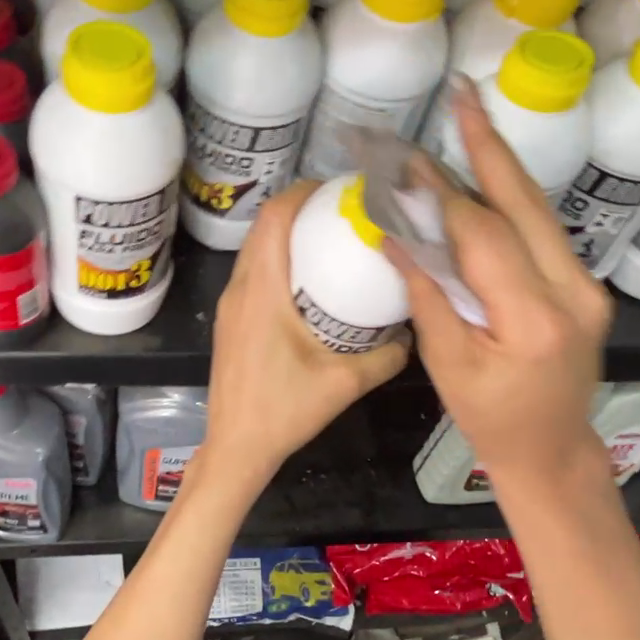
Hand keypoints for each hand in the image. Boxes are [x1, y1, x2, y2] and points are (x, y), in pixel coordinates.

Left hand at [200, 181, 409, 488]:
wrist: (237, 448)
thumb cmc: (284, 413)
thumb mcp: (344, 384)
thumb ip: (385, 357)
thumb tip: (411, 336)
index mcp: (262, 291)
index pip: (276, 217)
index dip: (305, 191)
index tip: (340, 190)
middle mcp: (239, 291)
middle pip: (264, 229)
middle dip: (301, 211)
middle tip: (343, 214)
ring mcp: (229, 309)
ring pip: (255, 253)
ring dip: (287, 239)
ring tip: (328, 244)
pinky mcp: (229, 326)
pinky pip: (252, 277)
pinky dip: (277, 265)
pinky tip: (308, 285)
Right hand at [386, 76, 610, 489]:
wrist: (551, 451)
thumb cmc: (491, 423)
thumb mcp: (449, 369)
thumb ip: (430, 300)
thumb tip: (399, 240)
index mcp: (534, 319)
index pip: (484, 239)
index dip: (441, 199)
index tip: (406, 167)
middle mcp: (572, 291)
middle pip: (524, 206)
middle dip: (488, 150)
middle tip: (461, 102)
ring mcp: (586, 287)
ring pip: (539, 214)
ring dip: (501, 170)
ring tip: (471, 125)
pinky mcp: (584, 288)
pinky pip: (543, 236)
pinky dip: (510, 207)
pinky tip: (485, 186)